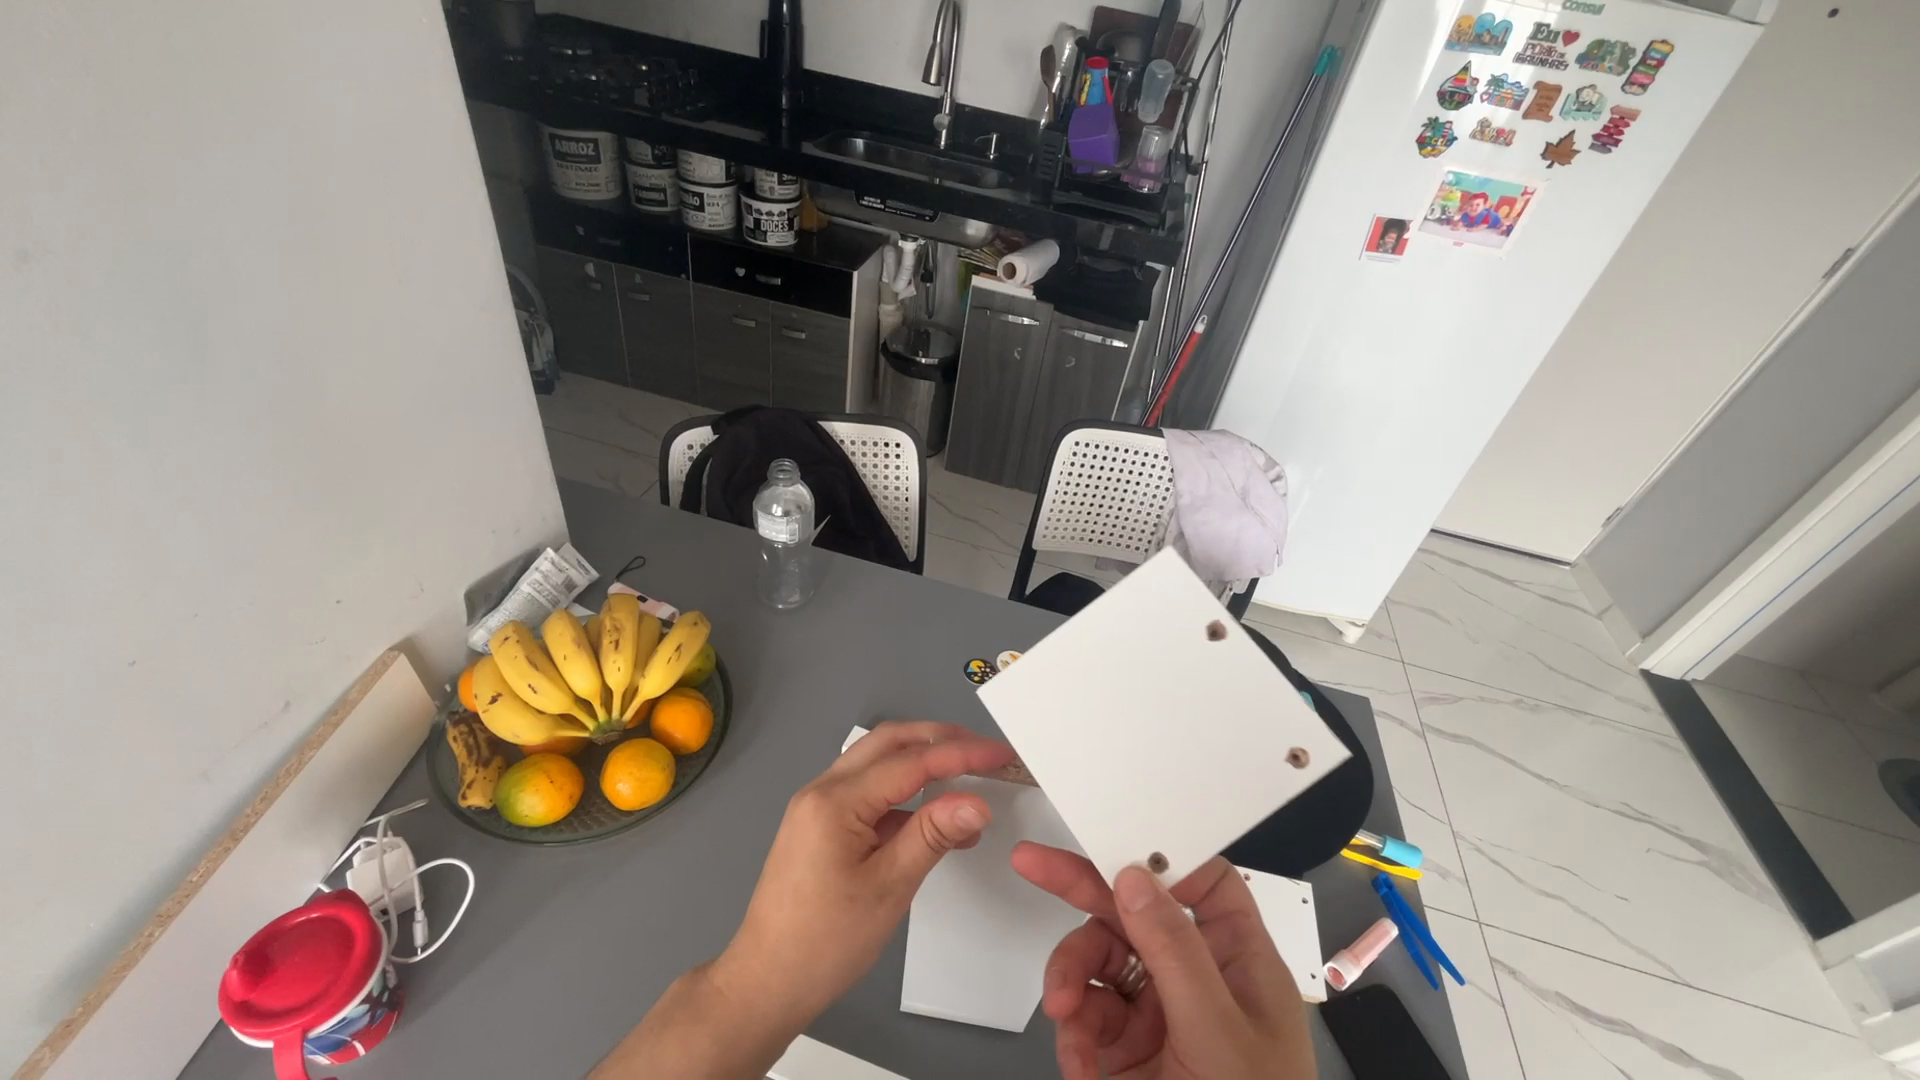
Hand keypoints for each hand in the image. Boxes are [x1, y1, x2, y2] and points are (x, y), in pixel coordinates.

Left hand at [594, 722, 1013, 1079]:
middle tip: (985, 752)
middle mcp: (822, 790)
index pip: (910, 762)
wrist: (765, 984)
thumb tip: (977, 802)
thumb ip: (933, 835)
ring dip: (922, 762)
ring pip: (877, 764)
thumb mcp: (889, 887)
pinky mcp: (820, 826)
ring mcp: (817, 806)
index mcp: (835, 800)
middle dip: (940, 740)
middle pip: (889, 743)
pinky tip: (934, 819)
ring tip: (967, 777)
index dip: (961, 755)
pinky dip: (905, 794)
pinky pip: (868, 792)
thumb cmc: (826, 941)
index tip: (1001, 755)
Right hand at [1011, 845, 1314, 1079]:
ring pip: (1097, 960)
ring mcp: (1156, 1009)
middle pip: (1131, 910)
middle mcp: (1194, 972)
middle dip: (1080, 890)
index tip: (1114, 844)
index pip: (1203, 883)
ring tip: (1061, 1013)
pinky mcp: (1124, 1047)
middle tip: (1030, 862)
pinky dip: (1073, 1036)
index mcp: (1235, 957)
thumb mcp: (1218, 1031)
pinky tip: (1078, 1063)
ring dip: (1070, 979)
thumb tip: (1134, 875)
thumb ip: (1175, 952)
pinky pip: (1086, 1016)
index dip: (1162, 860)